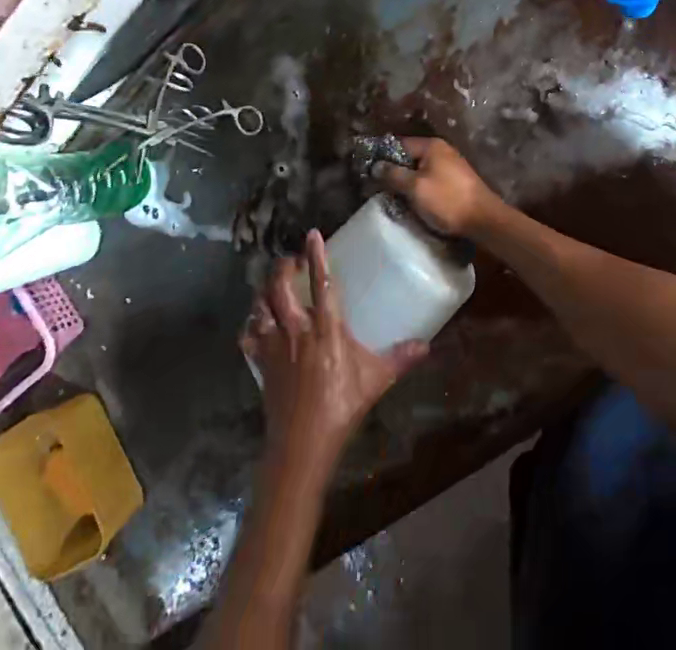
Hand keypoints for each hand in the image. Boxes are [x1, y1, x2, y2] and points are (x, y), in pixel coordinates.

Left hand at [240, 230, 427, 460]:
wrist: (302, 442)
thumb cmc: (343, 405)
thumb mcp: (377, 379)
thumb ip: (401, 358)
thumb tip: (427, 345)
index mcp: (326, 329)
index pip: (321, 283)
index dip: (316, 256)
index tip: (312, 234)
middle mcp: (295, 330)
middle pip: (279, 288)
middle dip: (282, 268)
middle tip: (292, 259)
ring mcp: (273, 347)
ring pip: (260, 307)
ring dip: (265, 291)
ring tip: (274, 284)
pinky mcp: (260, 364)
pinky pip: (249, 335)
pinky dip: (252, 322)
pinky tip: (258, 322)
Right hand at [371, 136, 503, 237]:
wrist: (483, 219)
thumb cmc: (447, 200)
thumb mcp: (415, 187)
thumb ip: (393, 174)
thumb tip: (375, 166)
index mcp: (432, 146)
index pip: (399, 144)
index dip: (381, 156)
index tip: (365, 170)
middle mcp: (442, 151)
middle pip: (409, 158)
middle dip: (393, 171)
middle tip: (373, 186)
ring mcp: (450, 166)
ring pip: (419, 171)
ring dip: (405, 183)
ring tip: (388, 196)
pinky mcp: (454, 182)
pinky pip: (429, 181)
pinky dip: (419, 189)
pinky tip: (409, 201)